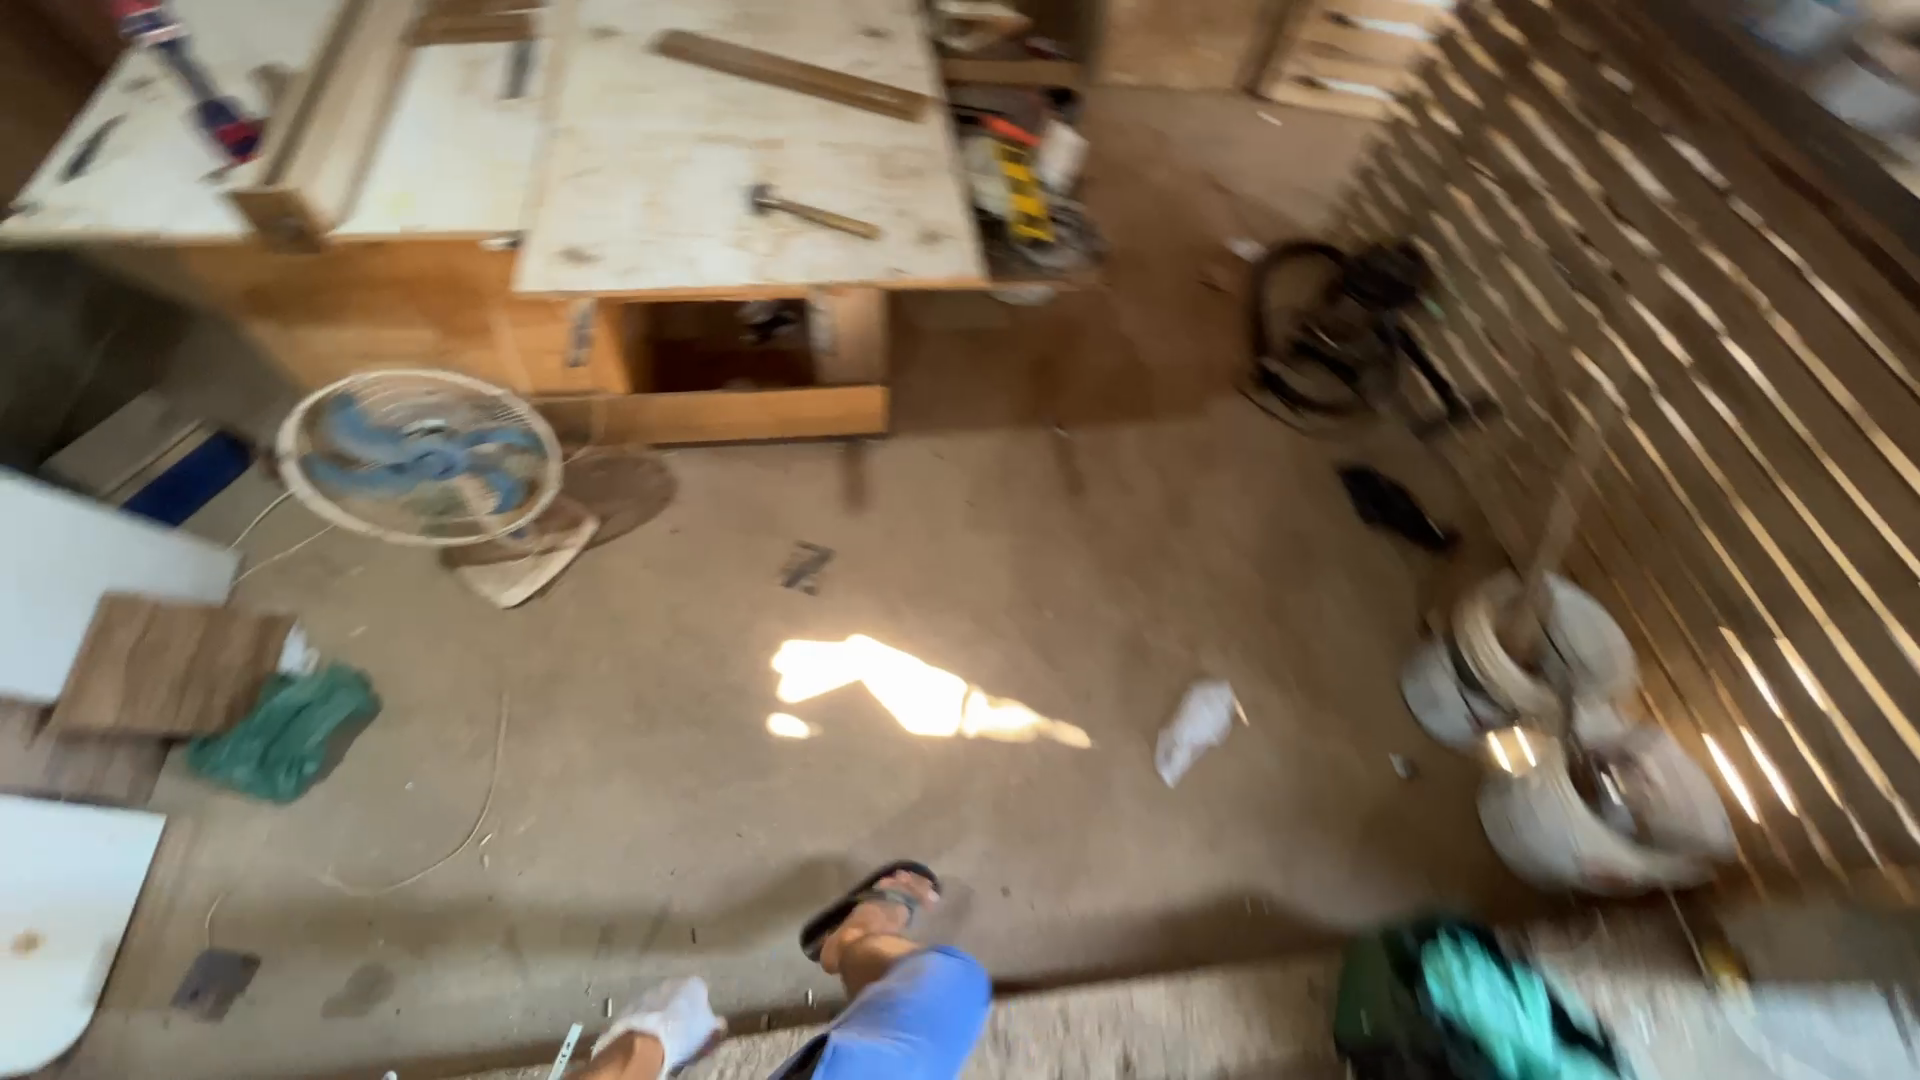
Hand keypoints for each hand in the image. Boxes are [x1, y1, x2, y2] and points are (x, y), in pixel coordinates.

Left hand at [594, 976, 724, 1078]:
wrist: (647, 1042)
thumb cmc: (683, 1035)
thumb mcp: (708, 1033)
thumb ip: (716, 1024)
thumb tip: (720, 1022)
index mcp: (695, 984)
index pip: (700, 991)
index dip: (699, 1007)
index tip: (697, 1022)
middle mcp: (673, 981)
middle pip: (678, 994)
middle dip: (678, 1007)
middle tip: (678, 1028)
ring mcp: (650, 991)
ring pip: (659, 1001)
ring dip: (660, 1012)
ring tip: (660, 1034)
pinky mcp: (631, 1005)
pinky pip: (642, 1012)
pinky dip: (645, 1020)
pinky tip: (646, 1035)